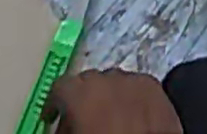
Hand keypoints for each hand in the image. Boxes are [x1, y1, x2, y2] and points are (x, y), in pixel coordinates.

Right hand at [49, 70, 181, 133]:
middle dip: (82, 100)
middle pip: (88, 81)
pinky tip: (131, 118)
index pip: (60, 87)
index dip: (54, 103)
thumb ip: (62, 131)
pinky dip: (129, 98)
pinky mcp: (154, 85)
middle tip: (81, 124)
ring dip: (107, 97)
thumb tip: (60, 129)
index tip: (51, 118)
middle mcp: (107, 77)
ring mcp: (133, 78)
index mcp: (82, 94)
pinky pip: (134, 86)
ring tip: (109, 121)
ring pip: (113, 81)